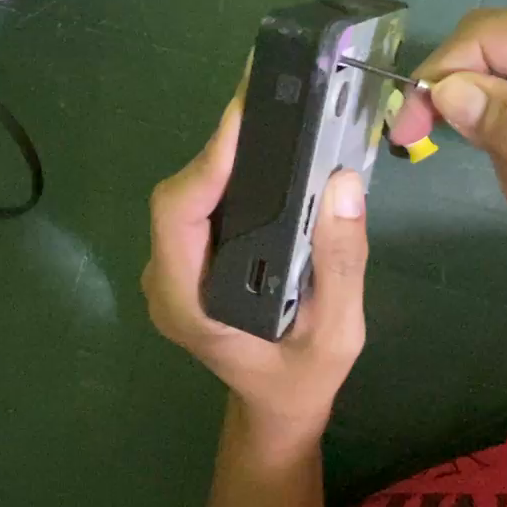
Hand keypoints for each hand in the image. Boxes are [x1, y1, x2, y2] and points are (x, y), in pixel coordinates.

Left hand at [144, 89, 369, 439]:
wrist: (277, 405)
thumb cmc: (302, 378)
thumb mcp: (338, 332)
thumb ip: (339, 264)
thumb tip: (340, 182)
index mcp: (188, 304)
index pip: (179, 218)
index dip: (207, 165)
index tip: (244, 120)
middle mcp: (166, 280)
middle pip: (181, 196)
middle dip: (222, 148)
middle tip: (270, 101)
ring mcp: (173, 267)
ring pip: (190, 193)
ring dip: (227, 155)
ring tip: (272, 115)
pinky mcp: (189, 256)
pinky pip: (203, 203)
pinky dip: (231, 173)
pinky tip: (266, 153)